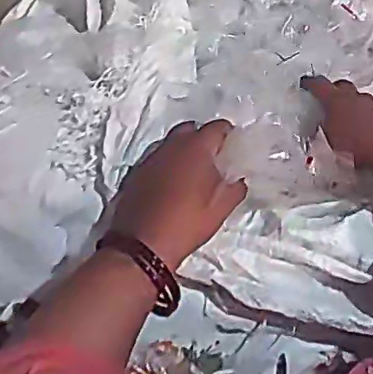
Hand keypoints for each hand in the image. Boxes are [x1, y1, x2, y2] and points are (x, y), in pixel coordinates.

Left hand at [109, 120, 248, 267]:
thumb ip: (235, 188)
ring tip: (189, 174)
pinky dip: (164, 165)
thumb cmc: (186, 223)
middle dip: (202, 139)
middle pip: (191, 129)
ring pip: (170, 143)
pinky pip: (155, 159)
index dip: (228, 135)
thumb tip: (238, 180)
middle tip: (210, 161)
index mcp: (197, 147)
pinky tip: (168, 185)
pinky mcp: (135, 172)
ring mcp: (150, 157)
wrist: (140, 247)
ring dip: (181, 151)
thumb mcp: (221, 209)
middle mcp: (172, 145)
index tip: (231, 149)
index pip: (218, 127)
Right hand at [301, 76, 372, 191]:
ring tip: (340, 117)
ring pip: (355, 98)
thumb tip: (324, 118)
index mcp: (338, 98)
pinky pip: (366, 109)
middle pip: (341, 87)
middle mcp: (355, 97)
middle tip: (324, 100)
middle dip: (332, 90)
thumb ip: (325, 122)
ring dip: (348, 103)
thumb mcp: (330, 136)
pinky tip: (356, 127)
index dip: (311, 84)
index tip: (306, 83)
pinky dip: (359, 114)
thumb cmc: (356, 145)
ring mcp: (371, 105)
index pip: (320, 84)